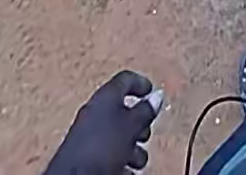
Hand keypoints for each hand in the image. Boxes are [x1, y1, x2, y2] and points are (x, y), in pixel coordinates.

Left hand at [42, 70, 163, 174]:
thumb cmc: (103, 146)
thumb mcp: (130, 126)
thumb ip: (145, 110)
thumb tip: (157, 95)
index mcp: (106, 96)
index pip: (125, 79)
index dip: (141, 83)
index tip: (152, 92)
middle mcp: (96, 110)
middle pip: (123, 109)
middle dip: (139, 124)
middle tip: (145, 135)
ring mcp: (90, 132)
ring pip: (118, 134)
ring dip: (132, 148)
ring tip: (136, 161)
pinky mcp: (87, 153)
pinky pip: (109, 152)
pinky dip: (121, 160)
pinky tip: (126, 172)